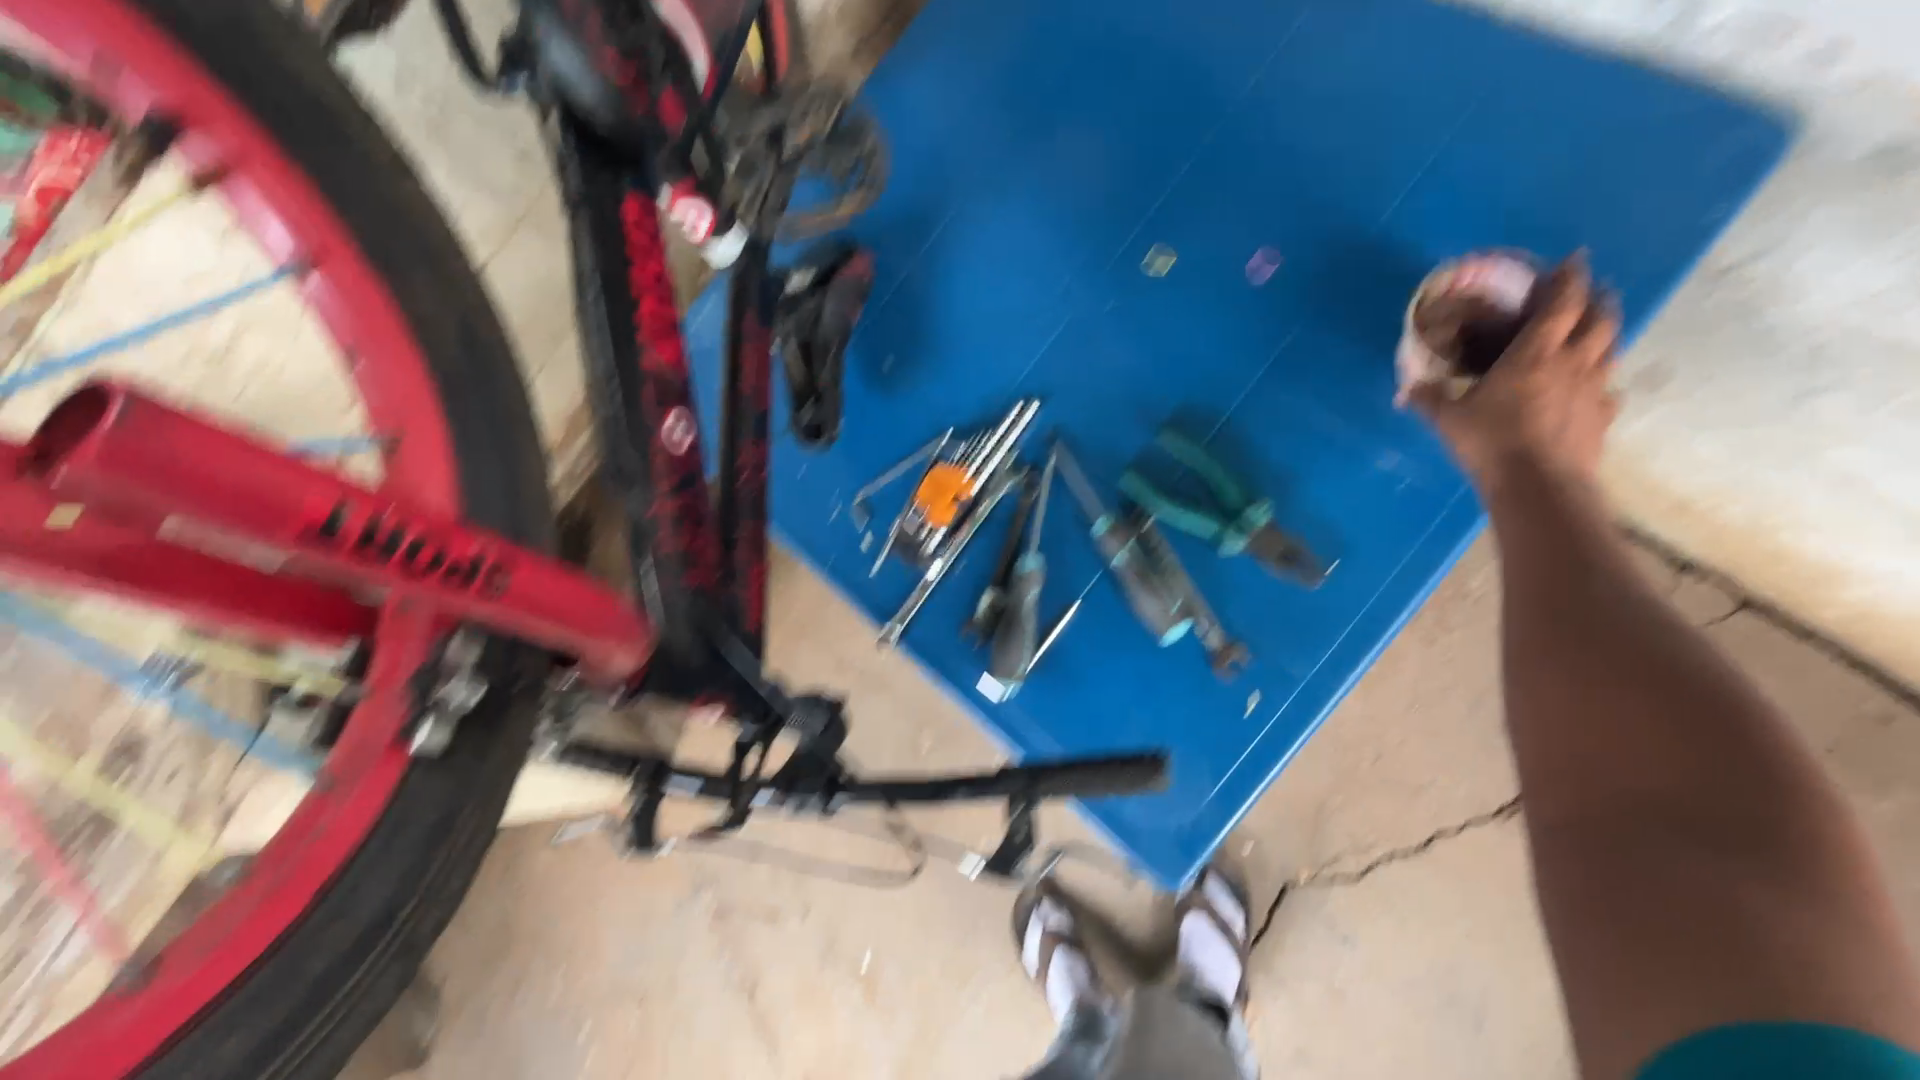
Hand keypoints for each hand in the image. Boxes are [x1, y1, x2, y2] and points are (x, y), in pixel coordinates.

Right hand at [1407, 253, 1620, 492]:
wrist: (1539, 486)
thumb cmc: (1491, 442)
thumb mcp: (1449, 420)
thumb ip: (1430, 400)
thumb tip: (1407, 390)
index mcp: (1537, 353)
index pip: (1564, 302)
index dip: (1570, 277)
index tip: (1574, 260)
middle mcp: (1575, 362)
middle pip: (1601, 318)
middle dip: (1598, 299)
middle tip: (1590, 293)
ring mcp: (1595, 390)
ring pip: (1612, 349)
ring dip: (1605, 334)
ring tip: (1594, 332)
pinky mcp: (1603, 418)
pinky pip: (1608, 391)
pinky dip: (1601, 383)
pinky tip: (1590, 391)